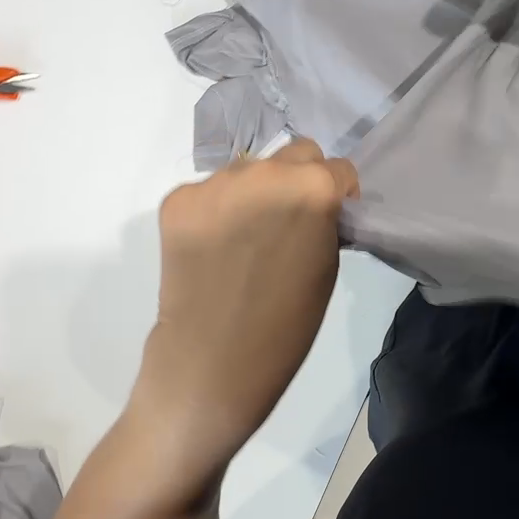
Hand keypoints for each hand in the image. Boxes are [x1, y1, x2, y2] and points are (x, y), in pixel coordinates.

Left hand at [131, 138, 357, 498]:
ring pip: (251, 168)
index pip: (338, 169)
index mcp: (312, 187)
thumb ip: (324, 220)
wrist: (210, 365)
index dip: (339, 194)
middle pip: (297, 154)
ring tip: (246, 239)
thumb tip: (316, 204)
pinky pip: (210, 191)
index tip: (331, 218)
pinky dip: (217, 211)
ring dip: (256, 192)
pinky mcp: (178, 199)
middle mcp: (265, 170)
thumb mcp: (326, 264)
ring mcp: (216, 182)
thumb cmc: (285, 325)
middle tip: (290, 222)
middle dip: (301, 180)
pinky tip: (214, 246)